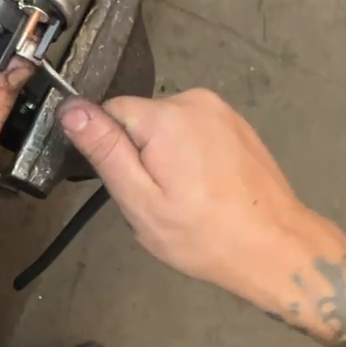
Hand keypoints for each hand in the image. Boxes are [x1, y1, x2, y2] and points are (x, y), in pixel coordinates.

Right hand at [59, 90, 329, 308]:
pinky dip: (191, 154)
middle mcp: (194, 99)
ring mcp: (221, 110)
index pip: (109, 112)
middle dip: (140, 153)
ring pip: (167, 125)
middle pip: (140, 118)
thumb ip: (105, 149)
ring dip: (166, 154)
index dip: (110, 149)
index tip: (130, 184)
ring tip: (184, 196)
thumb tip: (70, 107)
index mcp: (165, 116)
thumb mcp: (140, 200)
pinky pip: (194, 130)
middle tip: (158, 198)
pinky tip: (205, 187)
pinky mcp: (238, 123)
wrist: (275, 247)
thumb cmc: (201, 234)